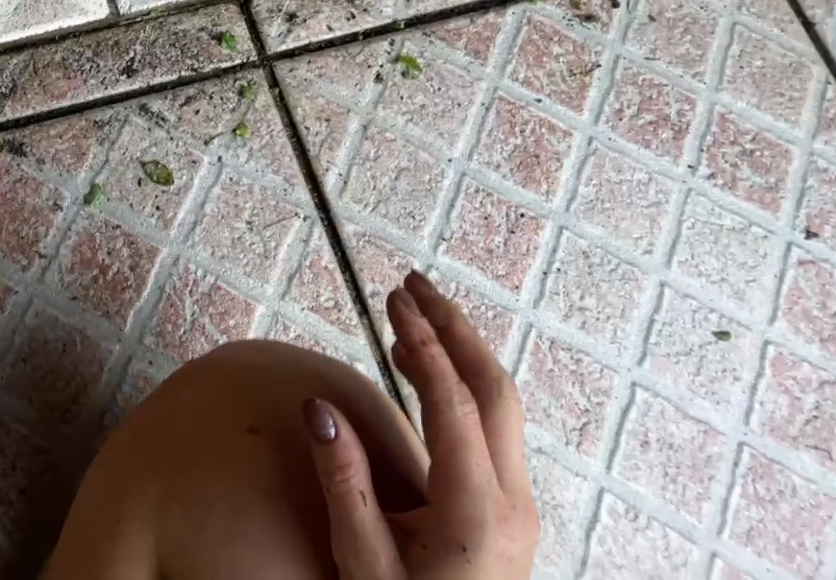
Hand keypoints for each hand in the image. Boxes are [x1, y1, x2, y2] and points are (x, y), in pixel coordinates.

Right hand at [304, 272, 537, 578]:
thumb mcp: (362, 558)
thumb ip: (343, 480)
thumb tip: (318, 406)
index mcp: (478, 510)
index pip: (453, 403)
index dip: (424, 343)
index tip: (394, 298)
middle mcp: (511, 499)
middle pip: (494, 390)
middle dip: (455, 328)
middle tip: (412, 284)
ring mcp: (517, 502)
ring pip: (500, 403)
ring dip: (460, 349)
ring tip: (415, 311)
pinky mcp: (508, 504)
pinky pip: (491, 423)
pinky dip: (461, 379)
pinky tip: (423, 366)